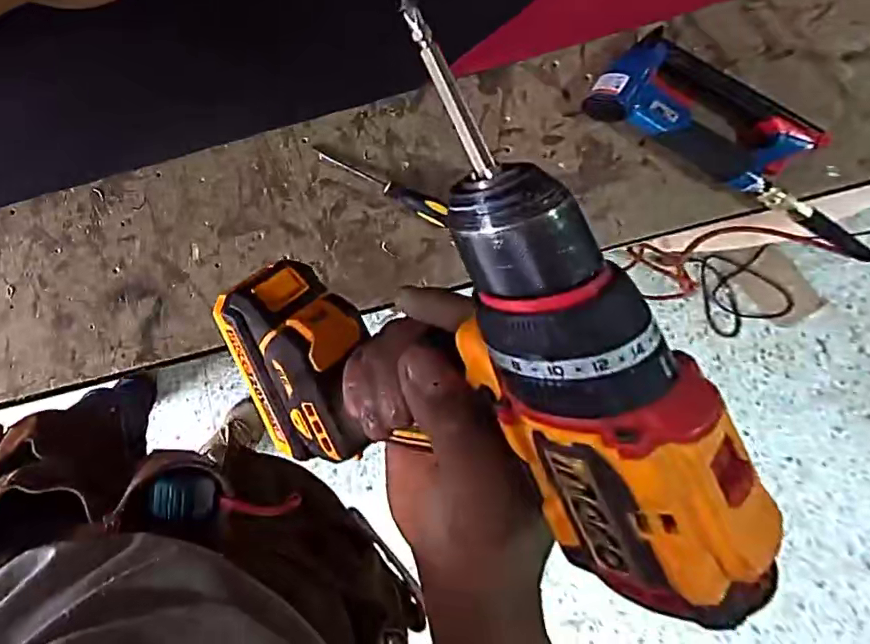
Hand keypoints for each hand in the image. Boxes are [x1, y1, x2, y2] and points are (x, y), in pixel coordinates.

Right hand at [344, 288, 551, 638]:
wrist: (459, 566)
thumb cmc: (489, 533)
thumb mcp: (478, 483)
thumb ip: (452, 423)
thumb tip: (418, 358)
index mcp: (509, 388)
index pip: (481, 328)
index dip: (446, 310)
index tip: (409, 302)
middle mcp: (473, 376)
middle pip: (427, 329)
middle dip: (400, 359)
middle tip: (396, 411)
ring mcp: (437, 382)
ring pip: (394, 340)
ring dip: (377, 375)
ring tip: (386, 422)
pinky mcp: (404, 394)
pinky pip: (370, 362)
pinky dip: (360, 381)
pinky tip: (369, 417)